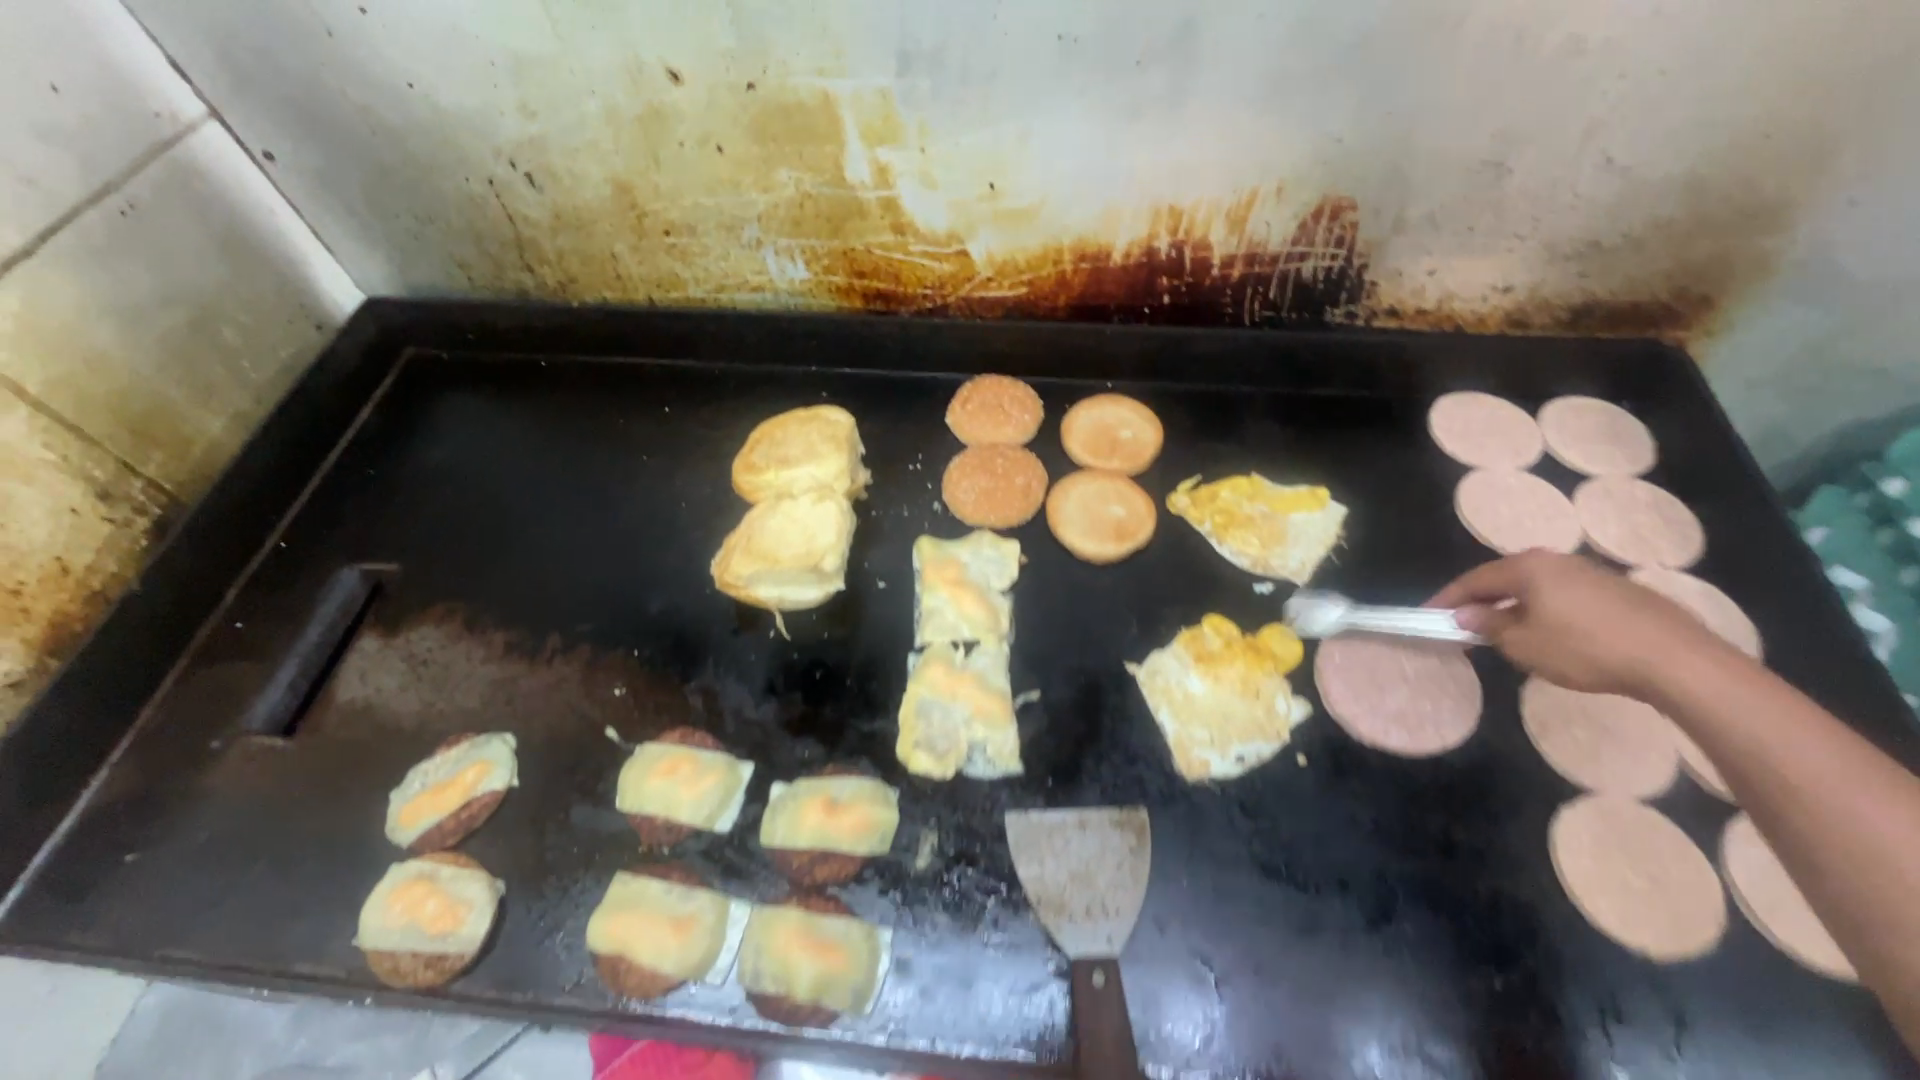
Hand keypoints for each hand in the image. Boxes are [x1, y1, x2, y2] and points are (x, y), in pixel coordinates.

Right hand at [1430, 551, 1730, 697]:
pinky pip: (1565, 596)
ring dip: (1515, 605)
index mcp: (1528, 567)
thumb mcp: (1523, 644)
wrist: (1673, 659)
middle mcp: (1557, 561)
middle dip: (1482, 600)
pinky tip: (1551, 634)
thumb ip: (1489, 625)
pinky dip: (1546, 610)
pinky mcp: (1618, 591)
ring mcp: (1591, 573)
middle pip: (1506, 578)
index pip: (1474, 580)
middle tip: (1463, 623)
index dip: (1448, 599)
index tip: (1427, 616)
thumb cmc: (1584, 649)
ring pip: (1538, 587)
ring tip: (1504, 631)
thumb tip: (1466, 614)